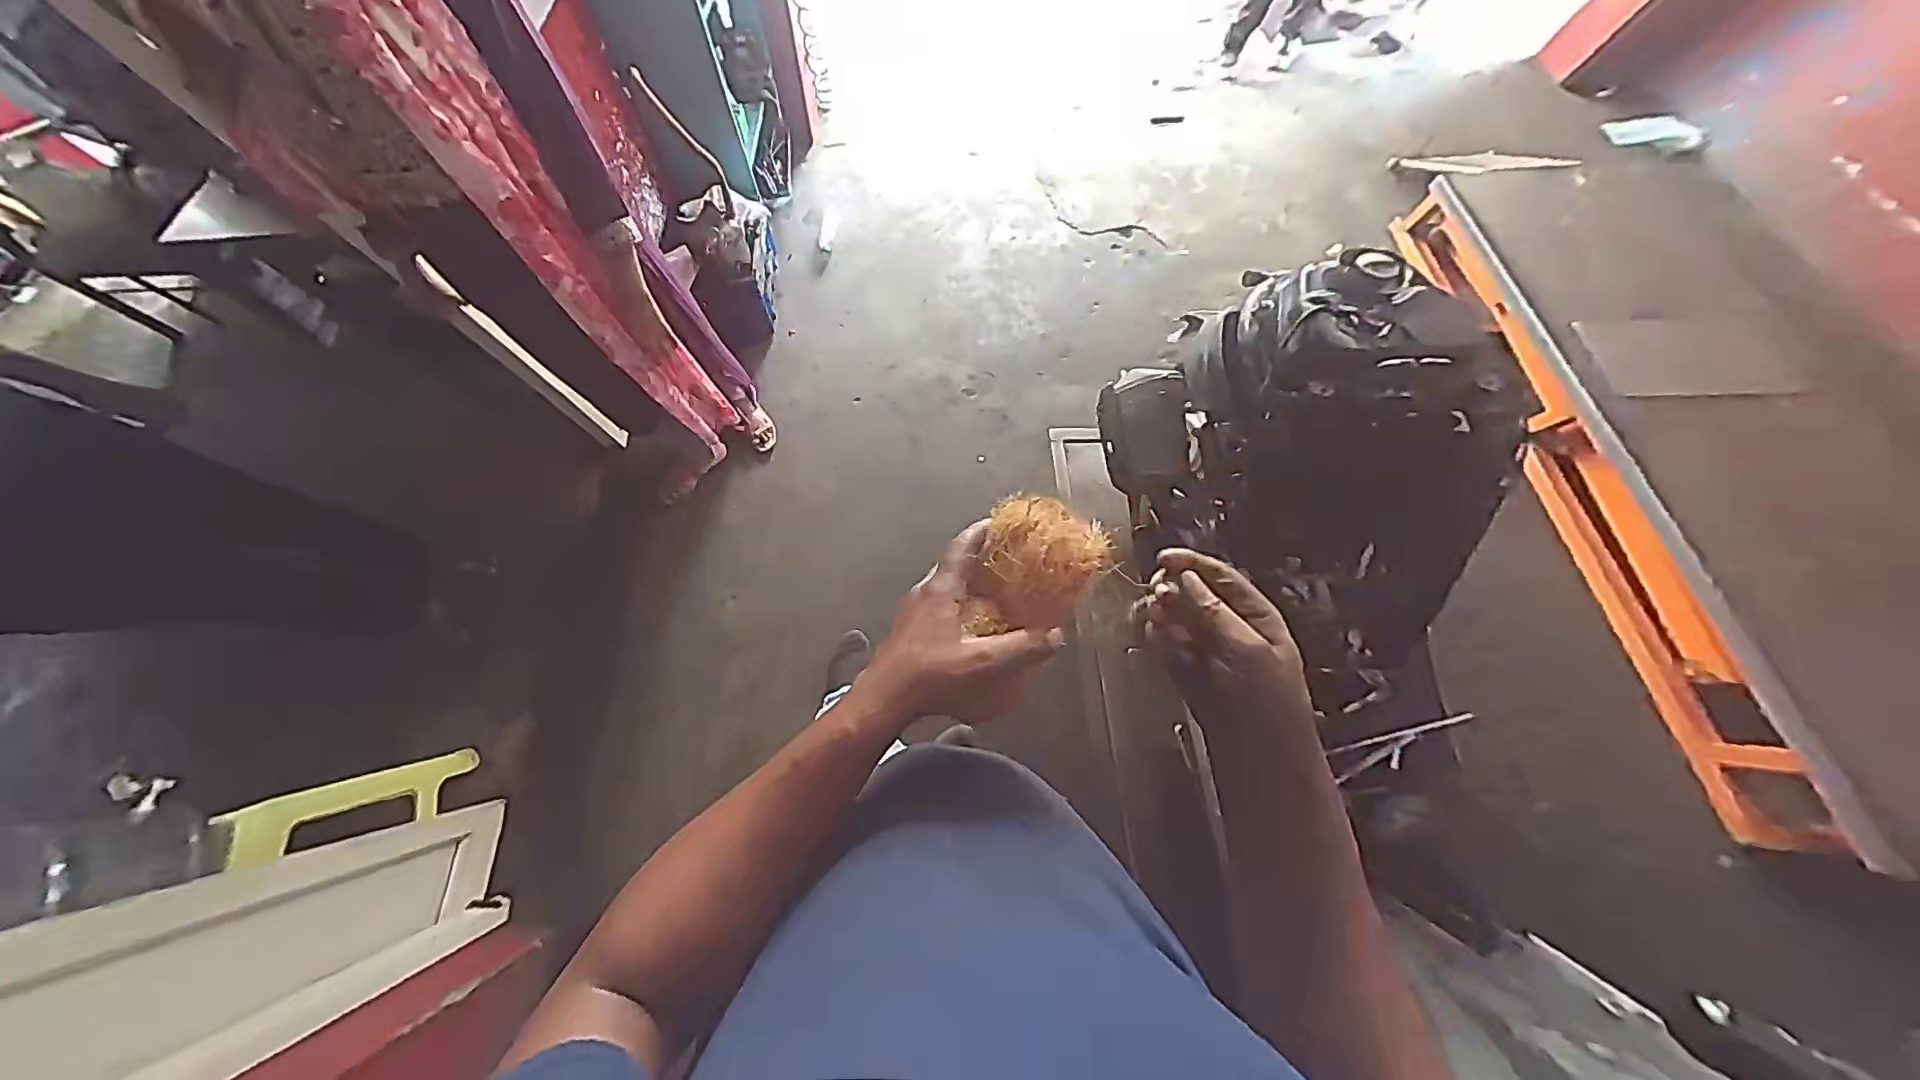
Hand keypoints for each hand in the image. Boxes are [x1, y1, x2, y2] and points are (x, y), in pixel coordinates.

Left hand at [855, 520, 1065, 726]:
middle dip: (980, 560)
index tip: (999, 524)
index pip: (961, 547)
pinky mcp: (909, 631)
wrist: (883, 699)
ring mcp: (913, 612)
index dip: (981, 532)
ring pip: (946, 587)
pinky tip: (972, 625)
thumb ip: (1023, 648)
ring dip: (969, 584)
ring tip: (995, 592)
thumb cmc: (928, 675)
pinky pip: (938, 607)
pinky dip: (959, 605)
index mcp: (940, 590)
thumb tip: (1055, 636)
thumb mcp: (983, 662)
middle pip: (954, 565)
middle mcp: (924, 594)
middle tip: (1006, 561)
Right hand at [1134, 548, 1313, 727]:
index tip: (1162, 558)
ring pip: (1178, 623)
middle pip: (1196, 598)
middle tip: (1153, 594)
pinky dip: (1160, 642)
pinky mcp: (1190, 678)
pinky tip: (1152, 638)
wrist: (1264, 766)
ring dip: (1163, 616)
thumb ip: (1213, 612)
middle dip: (1173, 591)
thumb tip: (1182, 577)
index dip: (1193, 565)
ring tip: (1150, 617)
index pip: (1223, 579)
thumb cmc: (1267, 704)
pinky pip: (1170, 651)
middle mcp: (1232, 632)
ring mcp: (1209, 656)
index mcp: (1257, 618)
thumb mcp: (1247, 650)